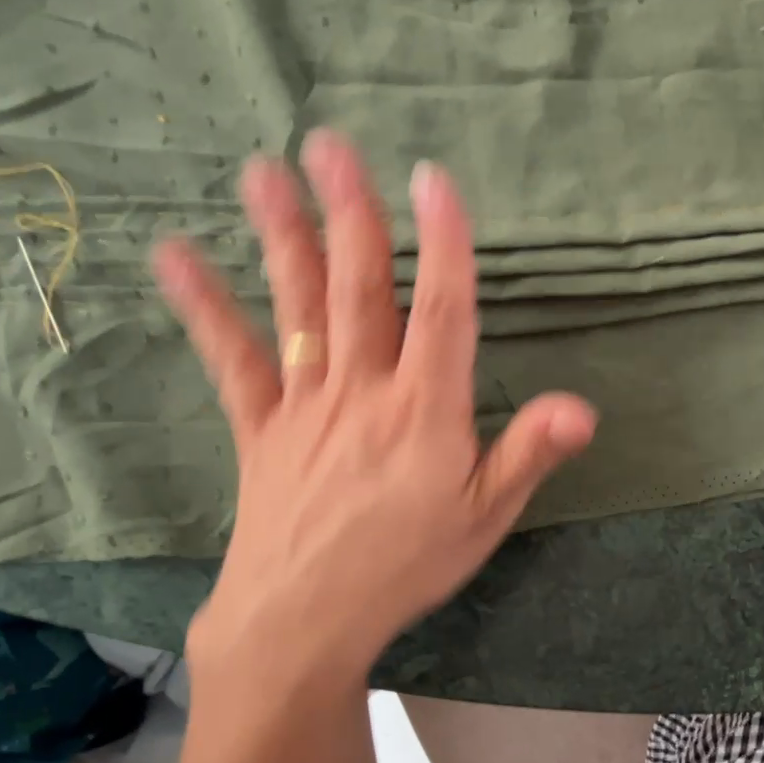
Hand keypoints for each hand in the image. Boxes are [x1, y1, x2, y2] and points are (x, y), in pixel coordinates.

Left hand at [153, 130, 596, 686]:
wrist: (306, 614)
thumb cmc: (413, 561)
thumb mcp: (491, 513)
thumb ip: (531, 452)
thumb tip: (584, 407)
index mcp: (427, 410)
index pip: (444, 313)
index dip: (445, 245)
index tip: (435, 181)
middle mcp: (364, 391)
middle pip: (361, 291)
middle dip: (352, 217)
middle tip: (333, 148)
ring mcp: (306, 404)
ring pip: (300, 310)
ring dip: (284, 239)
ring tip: (265, 173)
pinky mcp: (263, 428)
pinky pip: (236, 361)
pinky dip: (207, 309)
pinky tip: (179, 258)